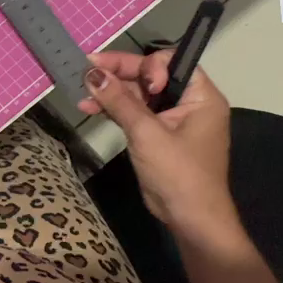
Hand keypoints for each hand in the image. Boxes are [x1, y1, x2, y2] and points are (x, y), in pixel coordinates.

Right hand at [78, 50, 238, 235]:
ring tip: (82, 92)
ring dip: (111, 92)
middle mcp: (189, 103)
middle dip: (118, 74)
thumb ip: (119, 100)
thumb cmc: (178, 173)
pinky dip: (114, 108)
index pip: (170, 62)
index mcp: (200, 96)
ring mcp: (172, 119)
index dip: (145, 65)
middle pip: (150, 75)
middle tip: (86, 70)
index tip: (124, 78)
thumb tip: (91, 72)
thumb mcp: (146, 133)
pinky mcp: (158, 134)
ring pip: (139, 94)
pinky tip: (90, 107)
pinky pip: (135, 112)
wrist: (190, 220)